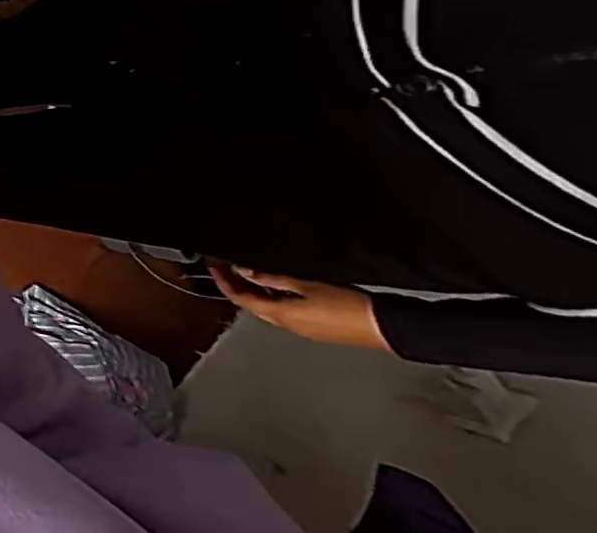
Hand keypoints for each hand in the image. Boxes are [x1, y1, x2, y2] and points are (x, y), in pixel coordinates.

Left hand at [210, 264, 390, 350]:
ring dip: (252, 292)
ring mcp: (301, 329)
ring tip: (243, 271)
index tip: (213, 267)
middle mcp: (287, 326)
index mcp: (281, 316)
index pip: (242, 300)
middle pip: (251, 305)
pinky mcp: (313, 329)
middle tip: (225, 266)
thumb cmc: (344, 304)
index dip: (224, 283)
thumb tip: (244, 271)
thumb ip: (273, 279)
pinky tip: (272, 285)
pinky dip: (270, 298)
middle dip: (236, 286)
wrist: (383, 326)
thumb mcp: (305, 285)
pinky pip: (282, 312)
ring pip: (266, 309)